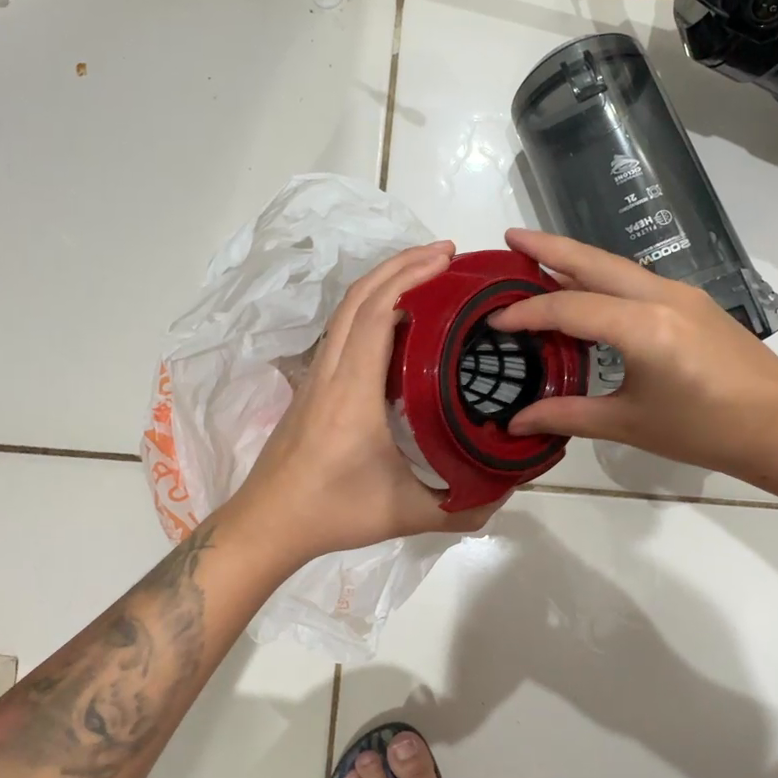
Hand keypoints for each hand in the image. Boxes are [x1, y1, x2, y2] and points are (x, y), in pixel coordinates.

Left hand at [220, 242, 503, 565]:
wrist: (268, 523)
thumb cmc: (335, 512)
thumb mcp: (407, 514)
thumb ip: (463, 506)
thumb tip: (509, 490)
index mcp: (353, 392)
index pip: (376, 315)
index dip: (409, 277)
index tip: (446, 260)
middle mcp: (331, 372)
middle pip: (358, 298)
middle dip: (400, 265)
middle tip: (445, 255)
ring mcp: (315, 377)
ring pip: (344, 311)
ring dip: (382, 283)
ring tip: (424, 275)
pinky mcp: (311, 387)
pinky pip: (340, 331)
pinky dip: (368, 308)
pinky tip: (395, 322)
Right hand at [487, 228, 777, 499]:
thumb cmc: (705, 430)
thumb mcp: (629, 424)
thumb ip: (568, 415)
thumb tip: (516, 423)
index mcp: (643, 326)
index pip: (569, 308)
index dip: (526, 312)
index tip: (492, 319)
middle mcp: (661, 296)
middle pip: (594, 263)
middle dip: (549, 248)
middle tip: (509, 237)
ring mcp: (682, 294)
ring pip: (618, 267)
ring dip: (577, 260)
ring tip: (539, 257)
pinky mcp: (695, 303)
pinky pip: (638, 281)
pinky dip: (604, 280)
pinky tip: (589, 292)